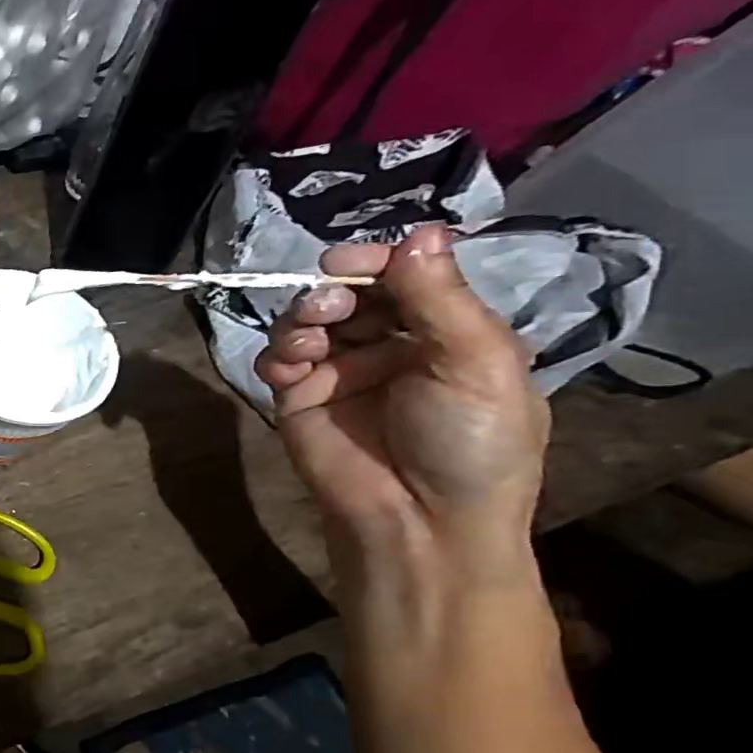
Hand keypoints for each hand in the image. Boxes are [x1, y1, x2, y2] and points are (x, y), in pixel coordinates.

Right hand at [256, 225, 549, 555]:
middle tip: (326, 303)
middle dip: (332, 290)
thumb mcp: (476, 365)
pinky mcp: (296, 397)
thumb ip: (441, 300)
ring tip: (308, 341)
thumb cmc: (470, 444)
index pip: (404, 279)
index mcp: (445, 332)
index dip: (376, 264)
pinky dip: (276, 353)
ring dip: (300, 319)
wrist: (418, 520)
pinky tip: (289, 366)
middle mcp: (389, 344)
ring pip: (307, 321)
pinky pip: (277, 360)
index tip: (345, 263)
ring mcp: (339, 371)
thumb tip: (420, 232)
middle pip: (349, 294)